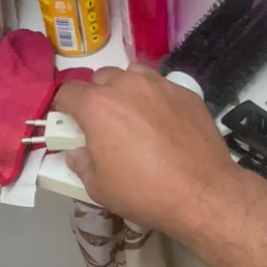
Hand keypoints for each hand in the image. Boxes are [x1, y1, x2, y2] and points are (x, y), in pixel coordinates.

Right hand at [52, 65, 245, 231]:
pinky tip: (162, 123)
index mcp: (97, 106)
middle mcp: (126, 86)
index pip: (68, 92)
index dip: (64, 107)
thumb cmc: (143, 191)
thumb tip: (77, 152)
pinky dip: (154, 98)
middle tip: (103, 124)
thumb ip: (81, 163)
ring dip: (125, 89)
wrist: (201, 192)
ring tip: (132, 115)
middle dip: (95, 97)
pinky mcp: (186, 93)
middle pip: (100, 78)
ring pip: (132, 74)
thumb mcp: (98, 187)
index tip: (70, 123)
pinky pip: (161, 86)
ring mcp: (159, 85)